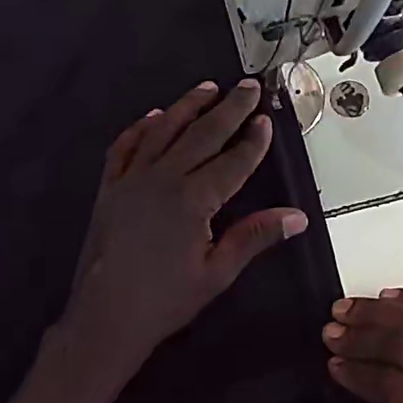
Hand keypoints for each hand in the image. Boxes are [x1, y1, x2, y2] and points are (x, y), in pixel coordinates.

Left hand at [61, 79, 309, 370]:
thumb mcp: (217, 272)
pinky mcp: (109, 187)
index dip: (252, 140)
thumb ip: (254, 237)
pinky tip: (152, 116)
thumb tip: (297, 217)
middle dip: (228, 109)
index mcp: (193, 200)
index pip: (232, 161)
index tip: (266, 118)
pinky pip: (125, 147)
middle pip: (201, 134)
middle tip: (248, 87)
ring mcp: (131, 179)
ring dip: (186, 106)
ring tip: (206, 88)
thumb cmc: (165, 299)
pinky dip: (140, 128)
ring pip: (163, 131)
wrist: (106, 315)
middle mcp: (162, 179)